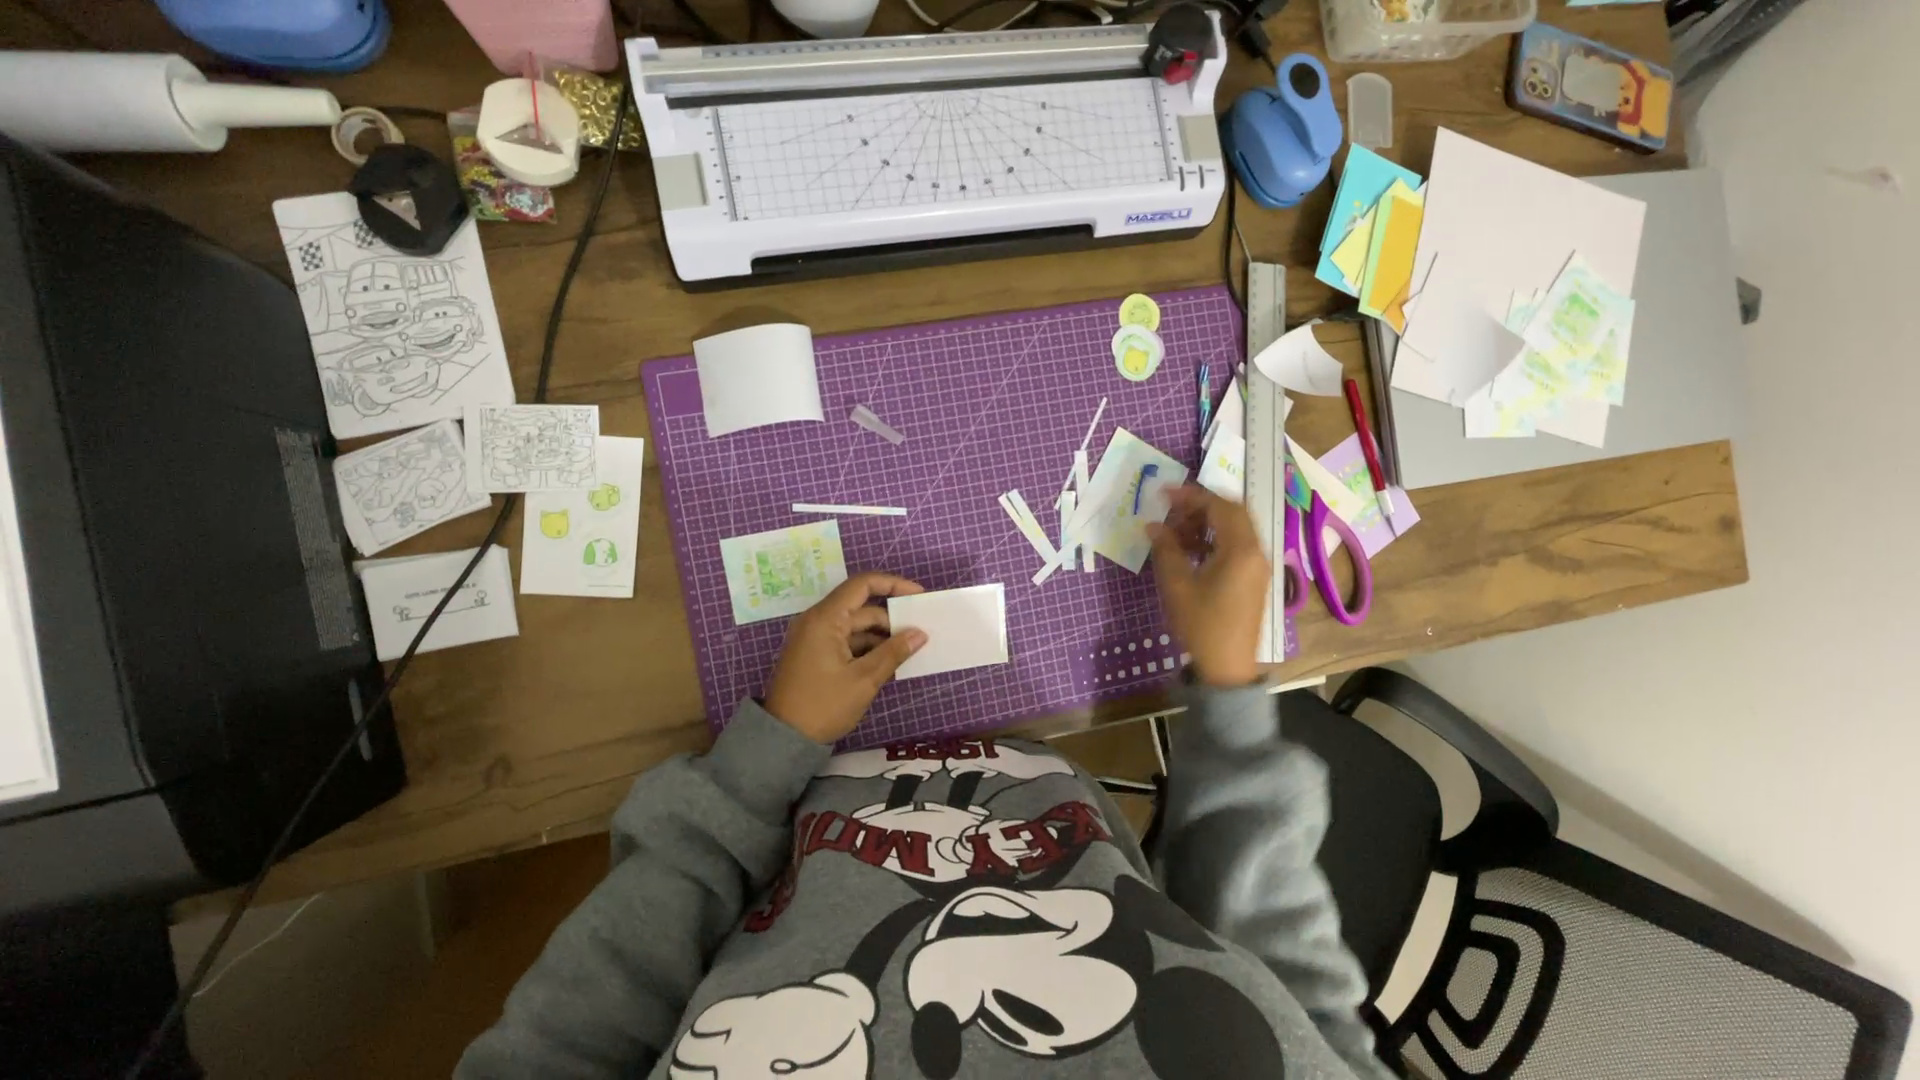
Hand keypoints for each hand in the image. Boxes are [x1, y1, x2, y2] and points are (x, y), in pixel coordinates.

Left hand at [764, 573, 929, 742]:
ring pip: (855, 627)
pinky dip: (867, 649)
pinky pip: (846, 641)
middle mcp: (817, 621)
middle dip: (891, 619)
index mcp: (826, 618)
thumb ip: (894, 652)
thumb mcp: (864, 679)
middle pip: (861, 608)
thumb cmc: (823, 705)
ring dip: (881, 637)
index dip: (893, 585)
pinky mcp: (814, 654)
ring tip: (908, 653)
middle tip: (920, 634)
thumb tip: (920, 634)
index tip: (919, 597)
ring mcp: (814, 638)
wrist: (783, 739)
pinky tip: (887, 664)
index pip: (863, 585)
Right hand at [1146, 486, 1271, 686]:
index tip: (1163, 495)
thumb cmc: (1201, 624)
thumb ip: (1166, 549)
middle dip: (1200, 506)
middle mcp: (1256, 552)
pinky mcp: (1253, 578)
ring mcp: (1258, 566)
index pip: (1219, 507)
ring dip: (1207, 523)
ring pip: (1235, 528)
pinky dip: (1214, 539)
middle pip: (1232, 512)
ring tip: (1176, 532)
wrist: (1227, 666)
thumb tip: (1153, 526)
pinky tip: (1190, 550)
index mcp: (1241, 550)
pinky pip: (1236, 545)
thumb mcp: (1176, 585)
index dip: (1190, 496)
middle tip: (1171, 510)